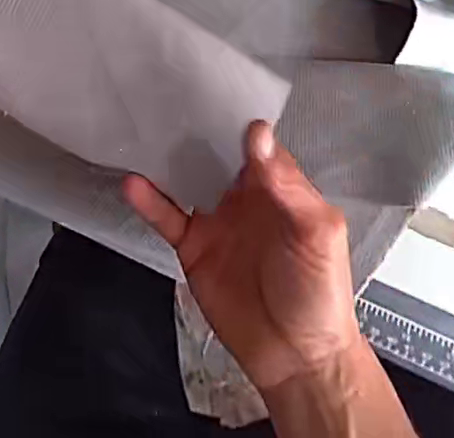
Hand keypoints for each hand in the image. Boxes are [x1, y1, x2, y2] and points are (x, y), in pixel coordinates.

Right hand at [123, 121, 361, 393]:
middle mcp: (243, 195)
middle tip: (166, 102)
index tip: (209, 93)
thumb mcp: (316, 232)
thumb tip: (257, 133)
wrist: (297, 360)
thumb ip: (287, 185)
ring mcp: (215, 220)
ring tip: (143, 132)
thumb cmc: (319, 291)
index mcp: (276, 185)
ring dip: (166, 159)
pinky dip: (149, 200)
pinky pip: (167, 218)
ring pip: (185, 179)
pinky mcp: (193, 247)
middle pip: (213, 153)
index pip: (252, 143)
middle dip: (194, 130)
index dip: (234, 120)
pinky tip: (133, 184)